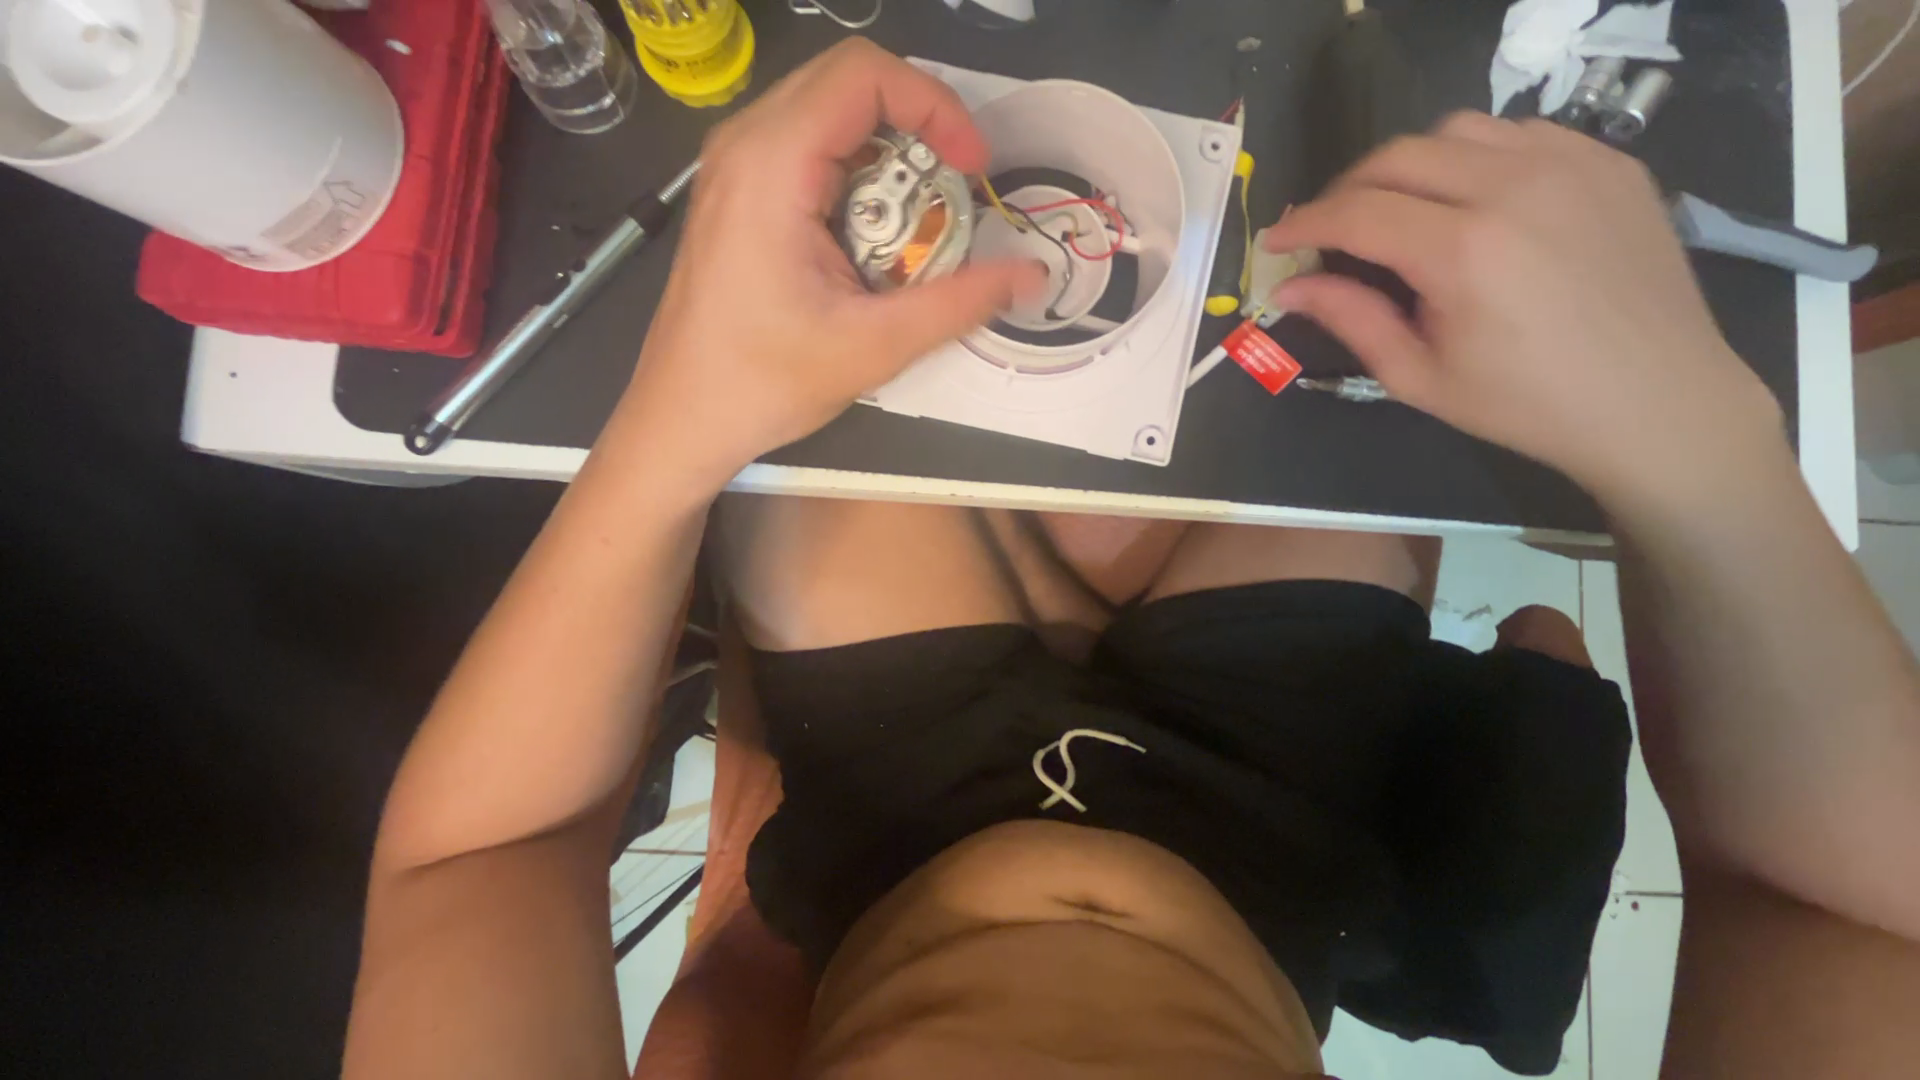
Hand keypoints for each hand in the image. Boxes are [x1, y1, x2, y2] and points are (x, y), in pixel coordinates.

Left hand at [607, 39, 1045, 491]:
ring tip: (916, 225)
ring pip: (828, 117)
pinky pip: (806, 152)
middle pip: (847, 84)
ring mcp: (732, 167)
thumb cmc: (764, 383)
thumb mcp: (874, 346)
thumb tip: (1031, 276)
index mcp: (770, 164)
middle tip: (954, 194)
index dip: (934, 105)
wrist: (683, 418)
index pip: (864, 76)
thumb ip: (959, 303)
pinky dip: (854, 180)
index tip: (971, 166)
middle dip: (916, 130)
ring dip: (886, 159)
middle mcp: (744, 145)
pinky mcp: (734, 195)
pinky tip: (870, 242)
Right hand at [1262, 113, 1783, 501]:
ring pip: (1456, 131)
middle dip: (1347, 188)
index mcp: (1463, 251)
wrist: (1655, 398)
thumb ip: (1350, 319)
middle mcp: (1515, 187)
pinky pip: (1517, 134)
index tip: (1277, 239)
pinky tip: (1467, 202)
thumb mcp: (1418, 375)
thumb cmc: (1523, 403)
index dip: (1305, 222)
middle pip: (1399, 155)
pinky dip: (1472, 158)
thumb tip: (1290, 288)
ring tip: (1397, 212)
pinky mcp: (1607, 162)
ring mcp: (1570, 164)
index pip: (1357, 211)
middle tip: (1328, 229)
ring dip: (1408, 166)